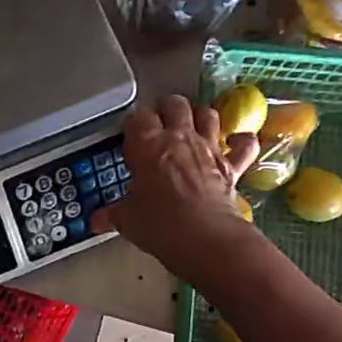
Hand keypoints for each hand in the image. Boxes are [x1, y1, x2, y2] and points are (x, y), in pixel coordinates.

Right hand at [95, 96, 259, 279]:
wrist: (204, 237)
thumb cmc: (160, 225)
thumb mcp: (128, 220)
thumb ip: (113, 214)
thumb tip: (97, 220)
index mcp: (148, 145)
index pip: (138, 118)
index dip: (135, 125)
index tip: (132, 139)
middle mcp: (180, 138)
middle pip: (175, 104)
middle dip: (167, 109)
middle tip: (161, 123)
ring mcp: (209, 149)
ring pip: (209, 114)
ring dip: (201, 116)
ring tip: (194, 125)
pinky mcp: (232, 165)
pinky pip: (244, 145)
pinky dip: (243, 141)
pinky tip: (238, 141)